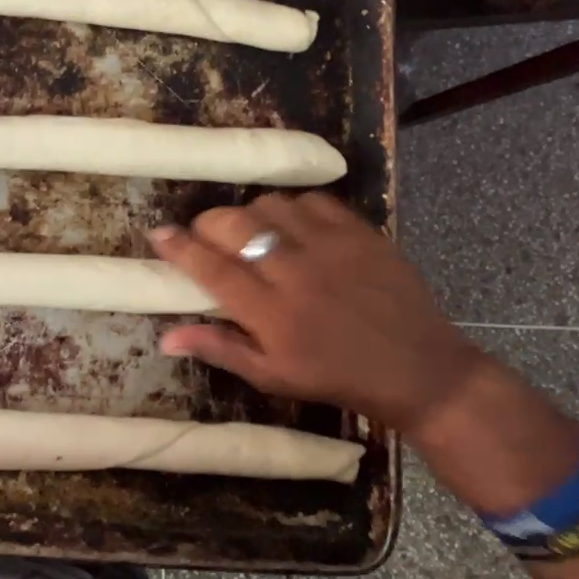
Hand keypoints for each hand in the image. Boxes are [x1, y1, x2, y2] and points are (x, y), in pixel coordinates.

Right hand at [150, 192, 486, 432]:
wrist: (420, 371)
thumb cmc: (336, 378)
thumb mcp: (273, 376)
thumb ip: (219, 349)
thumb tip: (165, 337)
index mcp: (272, 315)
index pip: (211, 269)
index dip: (179, 248)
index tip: (158, 234)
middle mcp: (296, 274)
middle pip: (234, 226)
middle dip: (208, 225)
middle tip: (207, 238)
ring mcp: (332, 249)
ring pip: (269, 206)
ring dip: (250, 215)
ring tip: (252, 233)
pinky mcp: (362, 234)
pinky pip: (313, 201)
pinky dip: (292, 208)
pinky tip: (292, 228)